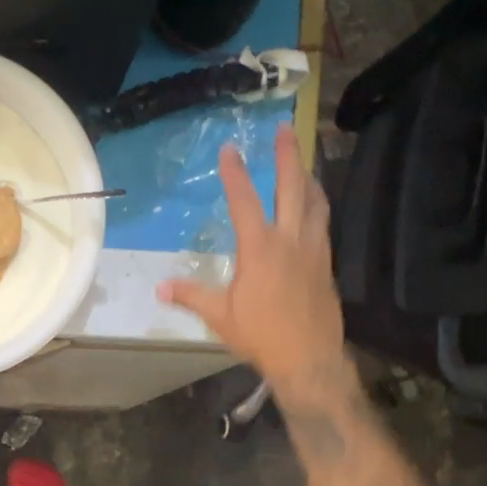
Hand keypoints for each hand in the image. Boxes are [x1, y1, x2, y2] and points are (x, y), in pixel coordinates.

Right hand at [157, 126, 348, 396]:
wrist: (308, 357)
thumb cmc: (261, 335)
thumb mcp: (220, 316)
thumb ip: (191, 296)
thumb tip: (160, 288)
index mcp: (260, 249)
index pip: (245, 202)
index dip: (235, 174)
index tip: (230, 148)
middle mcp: (290, 240)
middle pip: (291, 187)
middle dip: (286, 155)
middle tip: (284, 129)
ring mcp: (313, 249)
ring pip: (315, 201)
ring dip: (308, 176)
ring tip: (303, 162)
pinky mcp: (326, 263)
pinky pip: (323, 223)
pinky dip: (318, 205)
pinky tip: (314, 207)